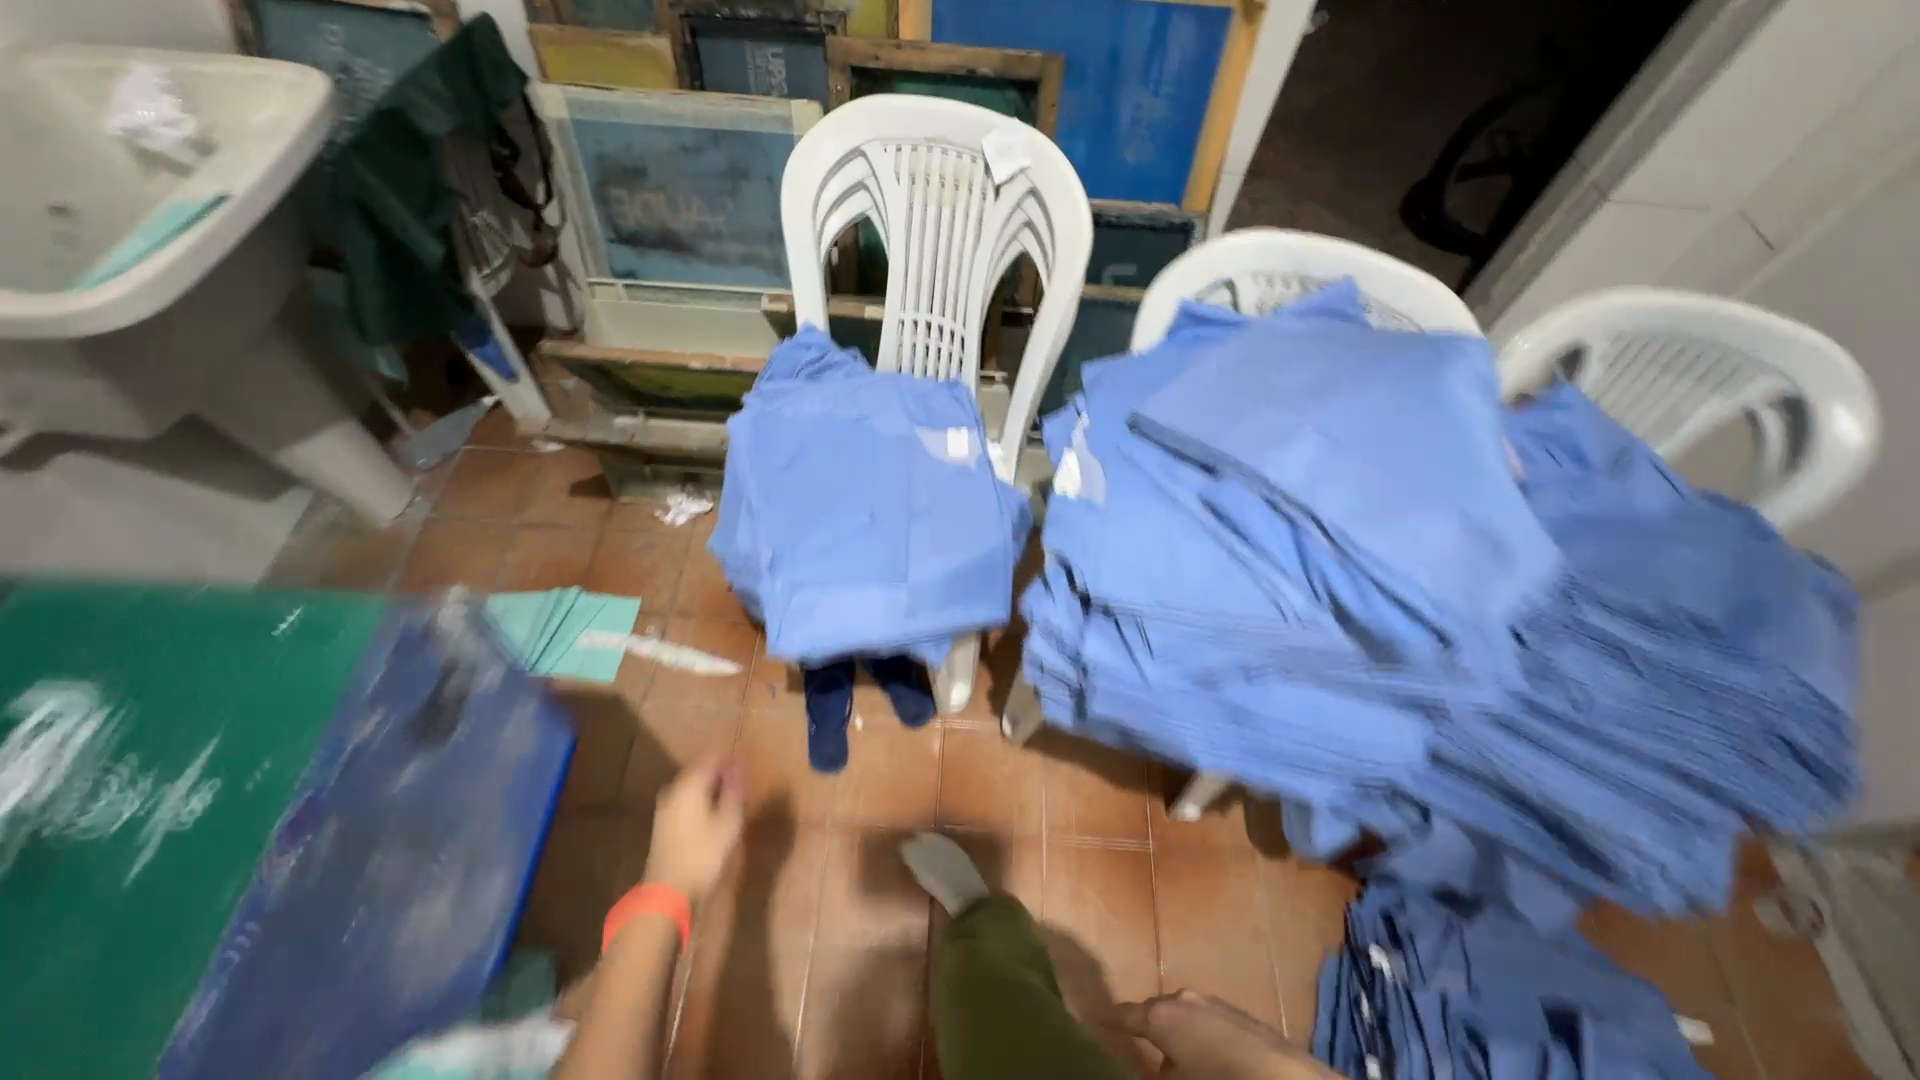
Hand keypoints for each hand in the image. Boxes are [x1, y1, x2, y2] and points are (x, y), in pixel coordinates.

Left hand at [641, 757, 744, 903]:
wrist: (668, 892)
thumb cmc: (703, 855)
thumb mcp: (728, 822)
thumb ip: (734, 792)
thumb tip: (739, 769)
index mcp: (689, 785)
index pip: (711, 758)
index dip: (731, 759)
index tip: (747, 764)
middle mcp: (673, 790)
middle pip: (699, 771)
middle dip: (720, 773)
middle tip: (742, 784)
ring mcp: (665, 808)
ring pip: (691, 787)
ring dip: (711, 789)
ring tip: (731, 799)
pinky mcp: (663, 824)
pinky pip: (685, 802)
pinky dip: (700, 802)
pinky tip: (713, 815)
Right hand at [1111, 990, 1340, 1079]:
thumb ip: (1154, 1074)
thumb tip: (1143, 1071)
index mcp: (1162, 1016)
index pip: (1124, 1015)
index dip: (1108, 1021)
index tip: (1092, 1020)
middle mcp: (1186, 1002)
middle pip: (1156, 1015)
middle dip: (1148, 1034)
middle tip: (1139, 1056)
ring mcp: (1218, 1008)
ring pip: (1186, 1022)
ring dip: (1179, 1043)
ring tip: (1177, 1068)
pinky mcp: (1246, 1022)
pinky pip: (1211, 1030)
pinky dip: (1203, 1046)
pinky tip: (1212, 1068)